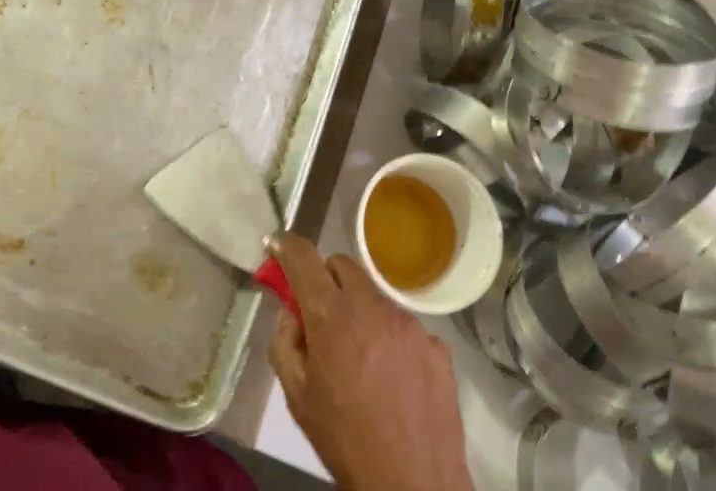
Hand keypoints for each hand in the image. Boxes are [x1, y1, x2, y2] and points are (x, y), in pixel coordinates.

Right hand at [268, 235, 471, 490]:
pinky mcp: (436, 345)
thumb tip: (291, 313)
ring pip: (374, 296)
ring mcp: (410, 325)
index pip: (305, 258)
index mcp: (332, 316)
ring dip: (359, 310)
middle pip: (343, 266)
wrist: (412, 482)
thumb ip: (284, 342)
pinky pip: (404, 326)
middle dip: (325, 279)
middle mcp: (373, 307)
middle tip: (319, 314)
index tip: (279, 248)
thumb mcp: (296, 395)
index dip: (287, 247)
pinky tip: (390, 376)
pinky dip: (390, 337)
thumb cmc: (344, 439)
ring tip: (359, 356)